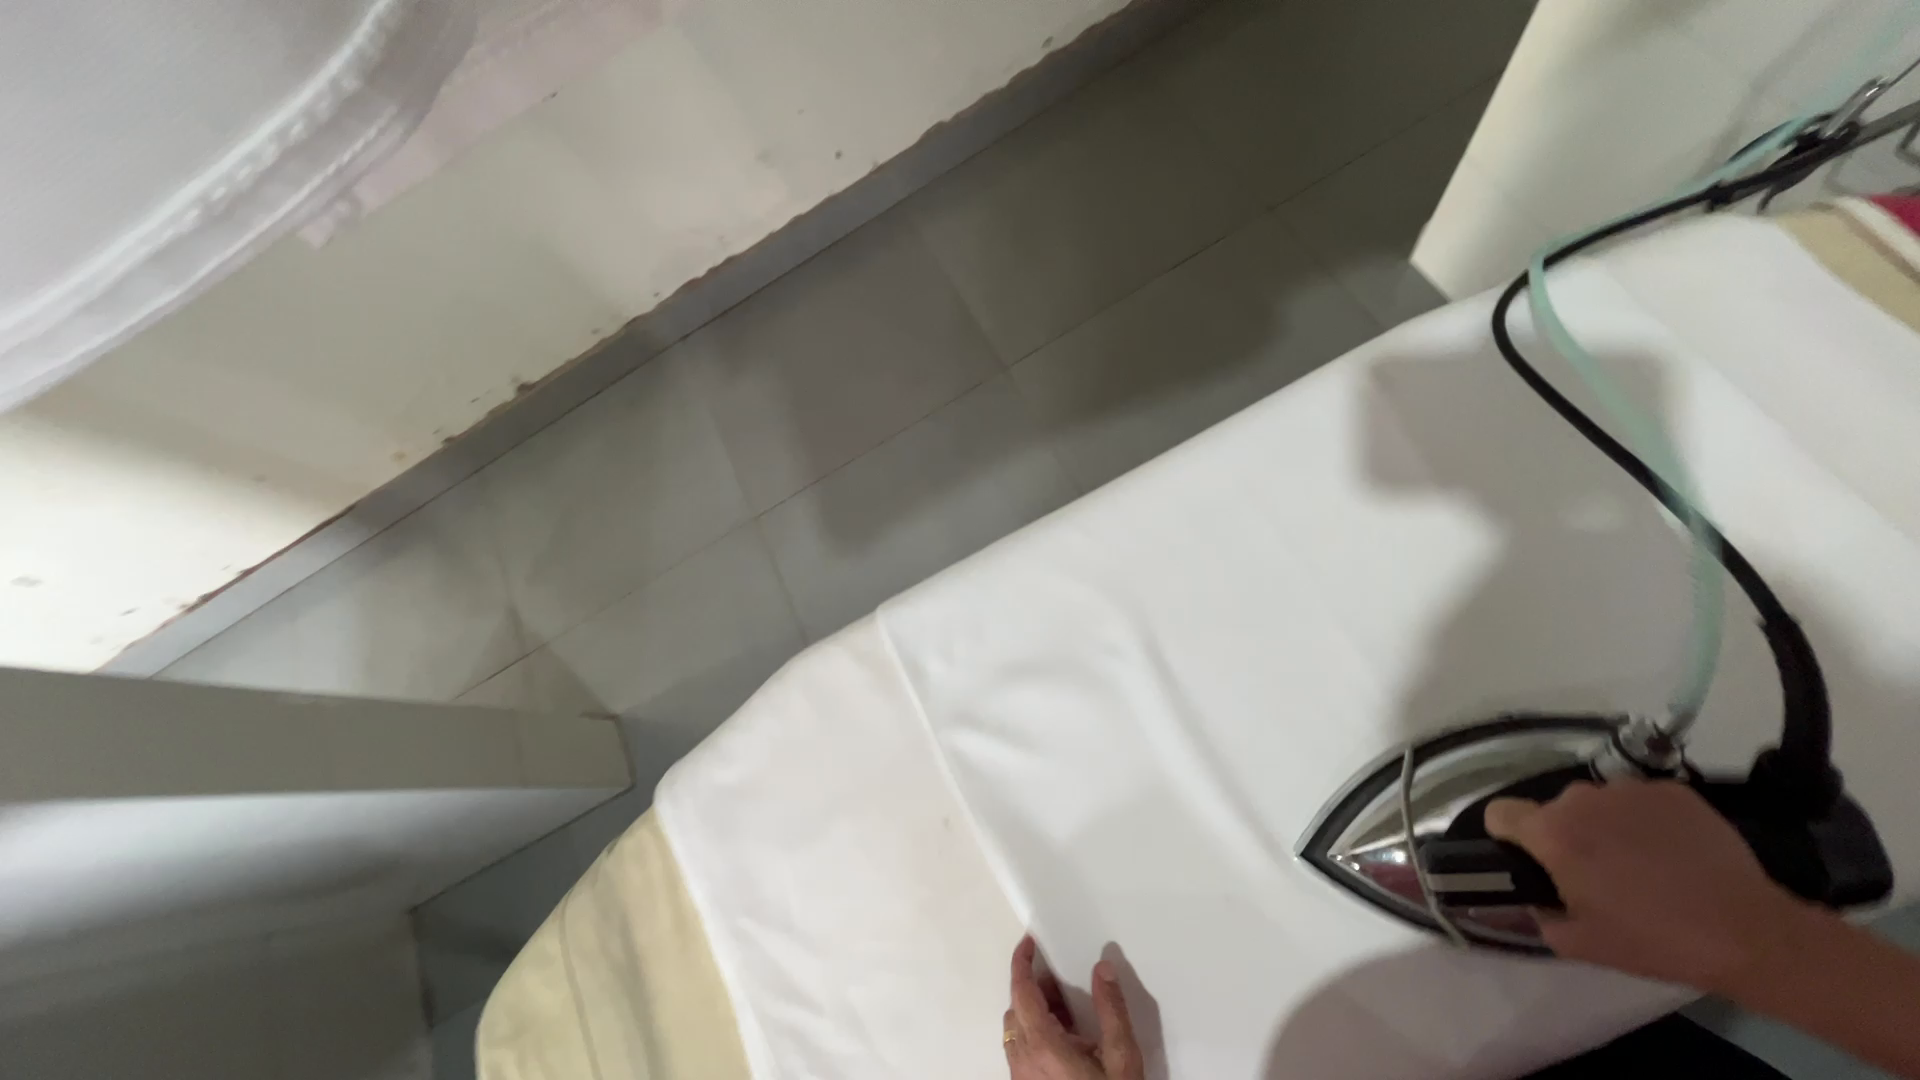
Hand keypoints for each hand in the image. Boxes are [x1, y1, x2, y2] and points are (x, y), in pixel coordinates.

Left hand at [1004, 935, 1143, 1079]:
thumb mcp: (1121, 1057)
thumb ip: (1111, 1009)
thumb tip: (1102, 967)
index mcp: (1042, 1045)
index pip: (1021, 991)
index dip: (1021, 961)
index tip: (1030, 940)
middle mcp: (1022, 1060)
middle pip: (1017, 1008)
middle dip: (1036, 988)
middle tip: (1064, 981)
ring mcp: (1020, 1077)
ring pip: (1017, 1030)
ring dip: (1036, 1012)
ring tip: (1069, 1011)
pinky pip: (1021, 1050)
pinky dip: (1036, 1033)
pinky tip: (1067, 1040)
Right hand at [1485, 779, 1816, 993]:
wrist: (1751, 935)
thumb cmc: (1655, 940)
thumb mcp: (1579, 944)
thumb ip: (1539, 914)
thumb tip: (1534, 898)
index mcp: (1550, 833)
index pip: (1499, 812)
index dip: (1510, 836)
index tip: (1535, 860)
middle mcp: (1580, 799)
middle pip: (1554, 809)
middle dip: (1568, 834)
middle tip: (1599, 873)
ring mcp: (1629, 791)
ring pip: (1599, 803)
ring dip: (1606, 825)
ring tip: (1643, 862)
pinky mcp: (1673, 791)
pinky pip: (1642, 800)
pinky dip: (1647, 820)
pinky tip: (1673, 850)